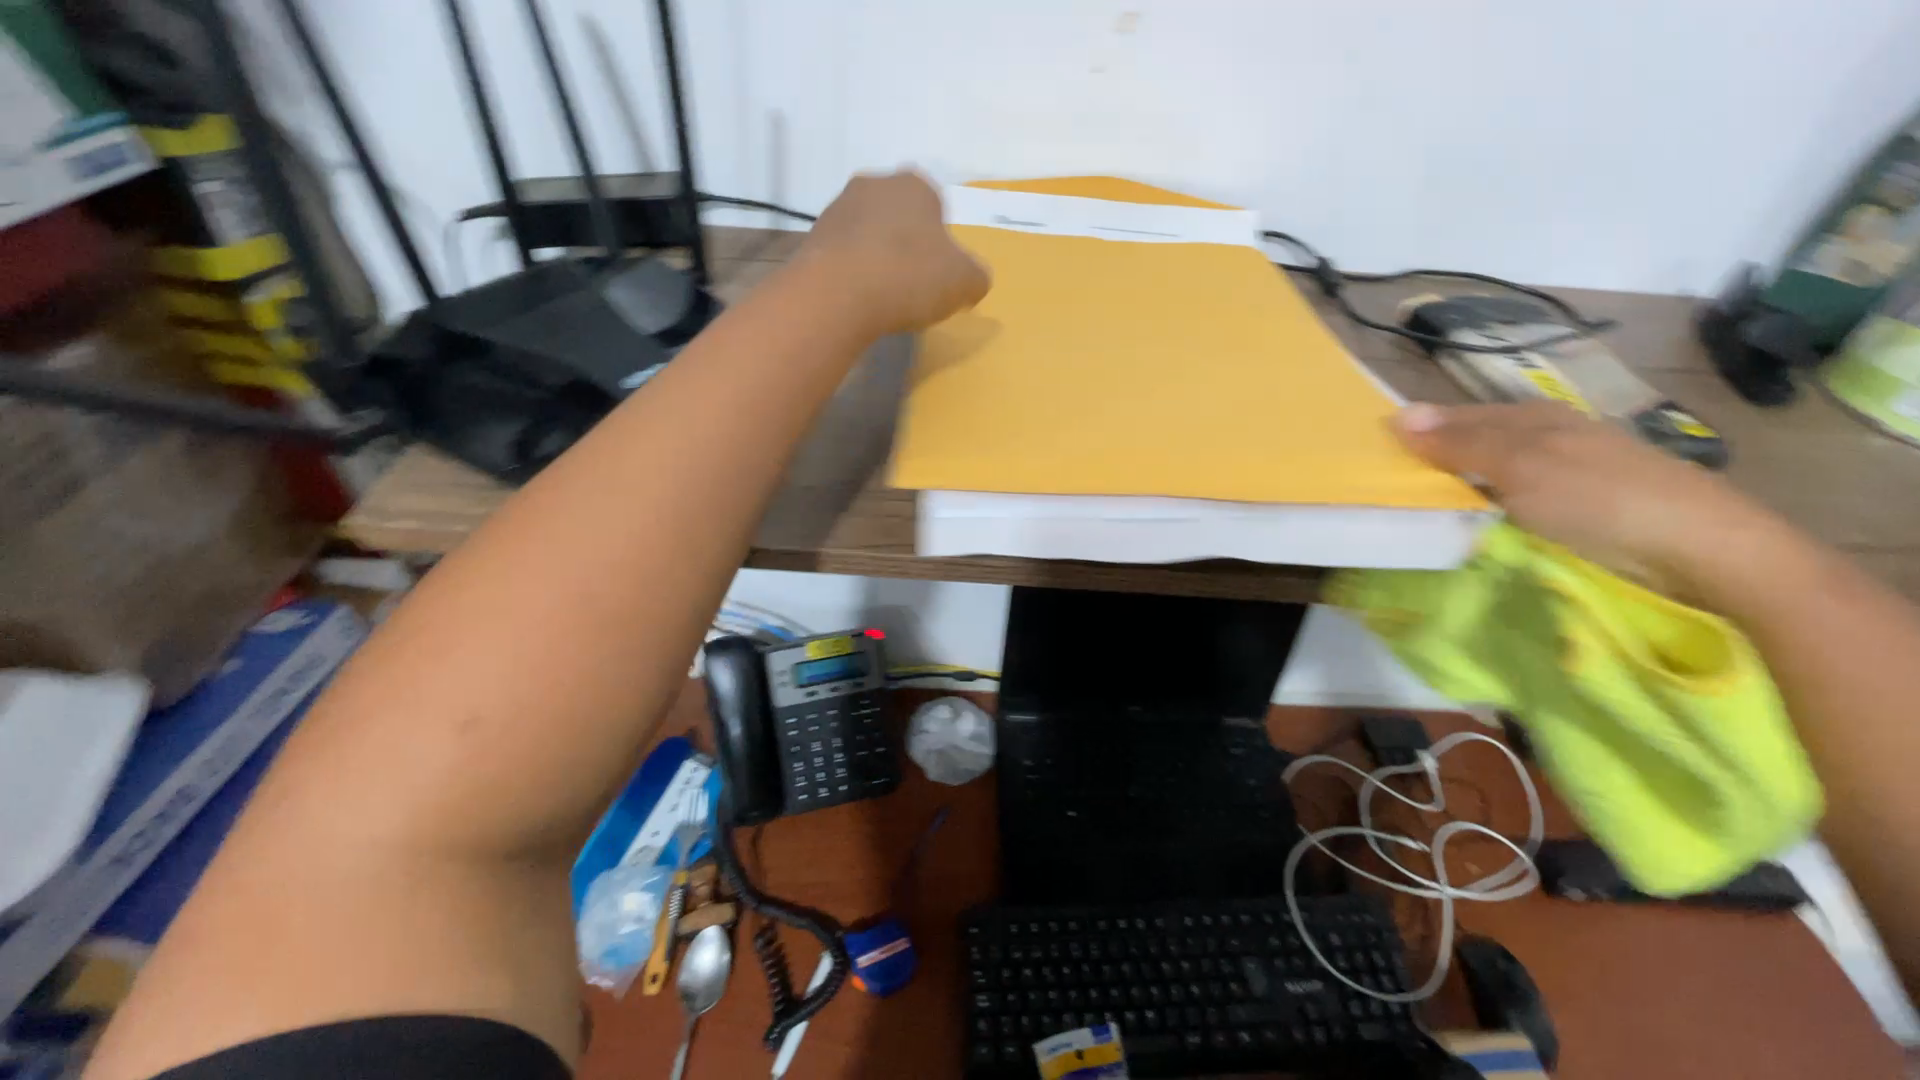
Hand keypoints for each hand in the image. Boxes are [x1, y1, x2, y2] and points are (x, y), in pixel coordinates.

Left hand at [795, 169, 989, 335]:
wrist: (835, 295)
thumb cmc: (909, 276)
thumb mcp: (964, 282)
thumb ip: (975, 277)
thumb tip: (972, 281)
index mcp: (914, 184)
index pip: (935, 203)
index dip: (940, 237)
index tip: (939, 268)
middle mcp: (872, 185)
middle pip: (897, 215)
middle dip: (905, 242)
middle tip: (913, 282)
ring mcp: (836, 210)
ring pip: (867, 233)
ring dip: (875, 257)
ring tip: (883, 295)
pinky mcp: (811, 240)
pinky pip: (842, 256)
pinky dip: (851, 273)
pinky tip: (857, 300)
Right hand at [1392, 402, 1792, 600]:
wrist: (1702, 548)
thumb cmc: (1600, 499)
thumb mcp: (1519, 467)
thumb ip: (1460, 444)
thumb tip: (1397, 414)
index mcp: (1533, 417)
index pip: (1457, 417)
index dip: (1420, 433)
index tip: (1377, 459)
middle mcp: (1552, 436)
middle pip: (1479, 442)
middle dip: (1439, 459)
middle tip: (1394, 489)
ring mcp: (1573, 471)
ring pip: (1499, 472)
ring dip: (1466, 488)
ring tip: (1429, 511)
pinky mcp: (1589, 507)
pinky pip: (1522, 499)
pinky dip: (1496, 509)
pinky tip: (1486, 525)